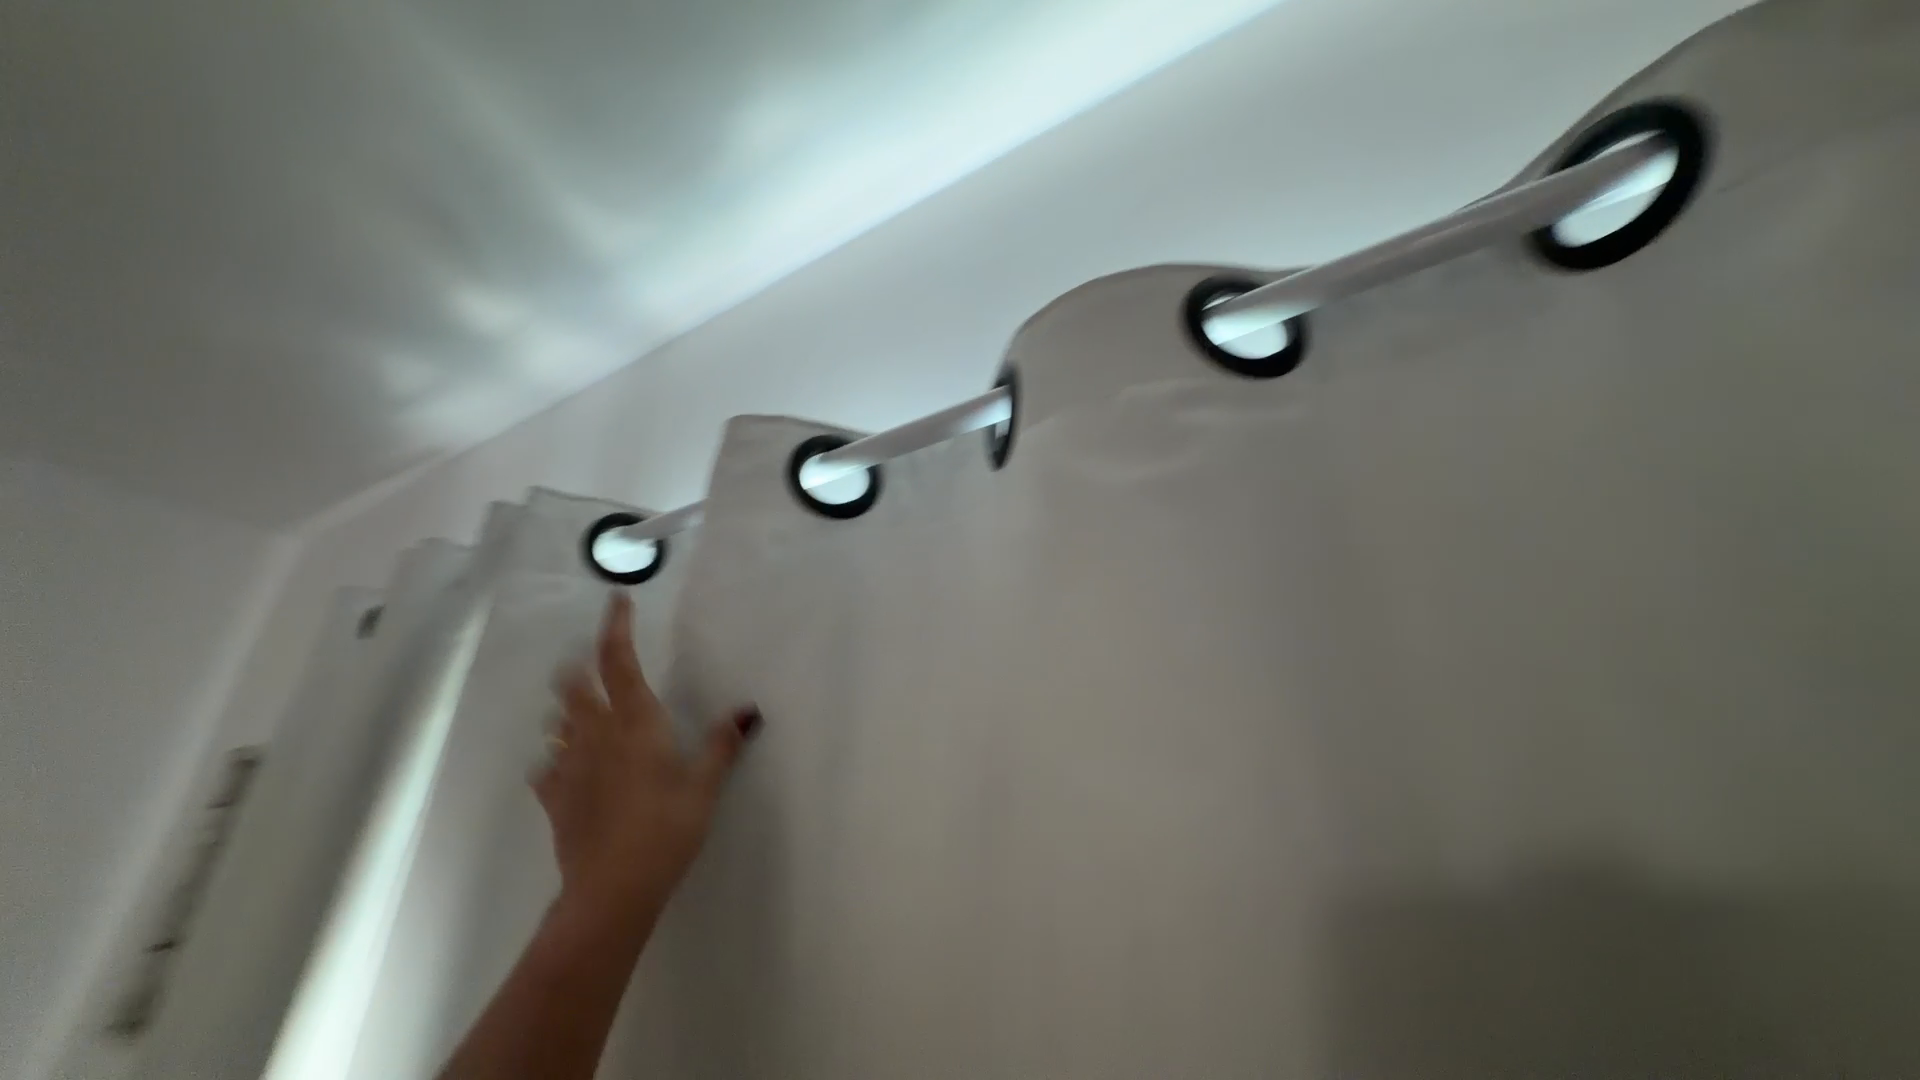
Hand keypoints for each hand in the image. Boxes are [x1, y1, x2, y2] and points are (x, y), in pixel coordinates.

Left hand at [532, 592, 758, 917]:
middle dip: (582, 666)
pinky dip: (558, 758)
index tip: (616, 601)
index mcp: (636, 723)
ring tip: (586, 714)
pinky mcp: (554, 797)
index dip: (616, 627)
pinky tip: (570, 769)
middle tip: (598, 664)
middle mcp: (596, 734)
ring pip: (558, 721)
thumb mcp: (704, 786)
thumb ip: (722, 745)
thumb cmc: (666, 828)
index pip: (619, 661)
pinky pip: (549, 765)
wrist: (611, 889)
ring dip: (569, 710)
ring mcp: (568, 765)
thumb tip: (747, 711)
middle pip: (575, 684)